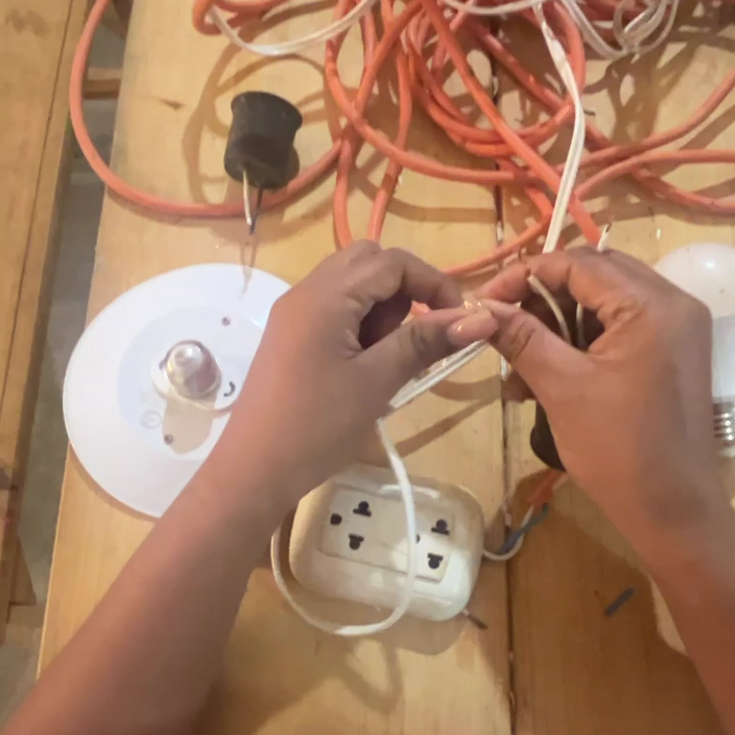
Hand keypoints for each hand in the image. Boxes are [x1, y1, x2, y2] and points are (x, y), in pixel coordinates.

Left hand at [203, 243, 497, 517]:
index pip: (392, 262)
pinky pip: (334, 313)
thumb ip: (425, 342)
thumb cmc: (317, 427)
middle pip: (368, 264)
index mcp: (324, 296)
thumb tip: (481, 316)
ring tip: (382, 364)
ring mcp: (294, 316)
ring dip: (382, 313)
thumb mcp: (377, 382)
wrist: (253, 471)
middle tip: (409, 341)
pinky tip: (362, 371)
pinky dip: (360, 328)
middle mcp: (305, 293)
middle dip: (404, 293)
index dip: (434, 283)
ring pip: (352, 287)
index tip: (459, 321)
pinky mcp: (290, 339)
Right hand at [480, 247, 730, 551]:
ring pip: (603, 300)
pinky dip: (580, 340)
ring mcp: (676, 328)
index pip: (578, 263)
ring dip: (557, 320)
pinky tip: (546, 371)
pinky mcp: (670, 352)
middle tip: (502, 323)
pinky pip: (618, 327)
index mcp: (651, 306)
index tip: (484, 302)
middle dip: (541, 295)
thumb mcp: (561, 387)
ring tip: (520, 358)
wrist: (671, 509)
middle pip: (594, 274)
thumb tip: (479, 310)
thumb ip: (521, 338)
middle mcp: (672, 303)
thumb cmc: (617, 449)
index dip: (524, 275)